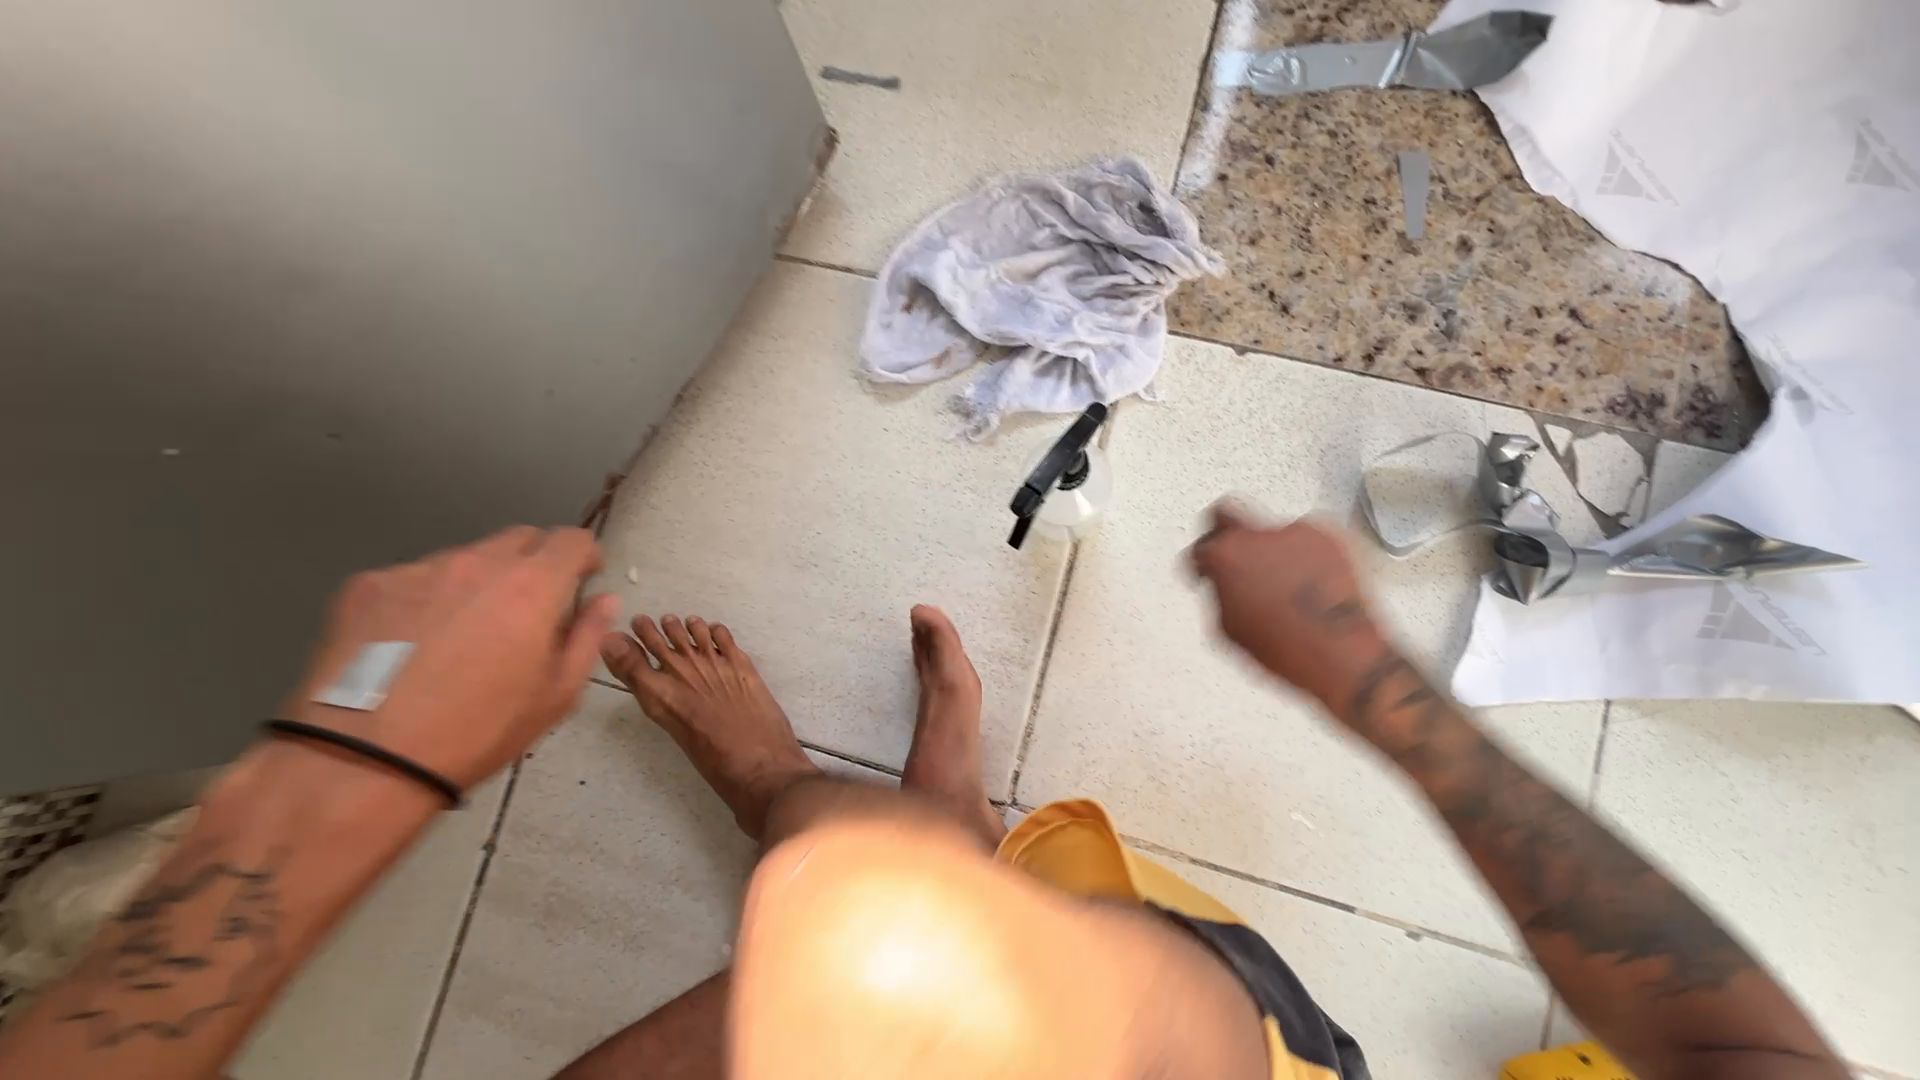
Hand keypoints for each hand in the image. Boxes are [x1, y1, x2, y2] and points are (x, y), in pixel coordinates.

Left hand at [289, 526, 619, 789]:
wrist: (363, 761)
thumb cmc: (478, 731)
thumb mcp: (556, 695)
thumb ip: (587, 637)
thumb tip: (603, 601)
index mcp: (531, 586)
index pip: (571, 539)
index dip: (584, 557)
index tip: (580, 581)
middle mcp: (477, 563)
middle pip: (520, 538)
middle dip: (535, 563)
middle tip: (527, 608)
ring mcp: (418, 570)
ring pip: (466, 559)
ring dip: (479, 582)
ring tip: (463, 632)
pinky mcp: (367, 586)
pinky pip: (415, 579)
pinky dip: (428, 599)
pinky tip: (413, 642)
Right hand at [1188, 502, 1391, 711]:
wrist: (1340, 652)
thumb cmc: (1285, 647)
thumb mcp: (1228, 627)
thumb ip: (1219, 591)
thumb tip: (1224, 582)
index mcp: (1225, 556)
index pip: (1201, 545)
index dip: (1201, 561)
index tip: (1205, 570)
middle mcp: (1258, 535)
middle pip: (1228, 513)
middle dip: (1226, 534)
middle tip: (1234, 558)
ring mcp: (1296, 532)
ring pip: (1271, 533)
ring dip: (1272, 553)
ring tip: (1285, 588)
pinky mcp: (1328, 537)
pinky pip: (1305, 541)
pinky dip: (1302, 558)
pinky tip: (1308, 587)